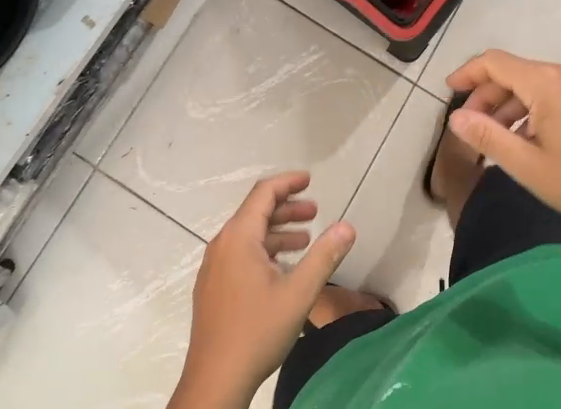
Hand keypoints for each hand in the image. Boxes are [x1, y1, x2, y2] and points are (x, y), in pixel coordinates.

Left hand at [177, 172, 355, 406]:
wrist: (215, 380)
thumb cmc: (257, 331)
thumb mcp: (299, 293)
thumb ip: (325, 256)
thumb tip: (347, 226)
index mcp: (239, 237)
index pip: (263, 193)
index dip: (288, 182)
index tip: (310, 179)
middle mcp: (222, 245)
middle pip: (255, 213)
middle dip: (287, 209)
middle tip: (315, 212)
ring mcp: (214, 268)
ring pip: (248, 236)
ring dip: (277, 232)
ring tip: (305, 241)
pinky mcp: (213, 289)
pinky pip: (240, 255)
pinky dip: (264, 251)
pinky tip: (282, 270)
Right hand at [444, 50, 560, 232]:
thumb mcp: (525, 165)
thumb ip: (486, 136)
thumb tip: (455, 117)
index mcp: (548, 83)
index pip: (495, 62)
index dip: (468, 73)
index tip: (448, 91)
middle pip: (514, 72)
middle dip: (487, 96)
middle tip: (470, 128)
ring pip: (532, 84)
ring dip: (508, 105)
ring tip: (494, 138)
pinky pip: (552, 93)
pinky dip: (530, 108)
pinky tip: (525, 138)